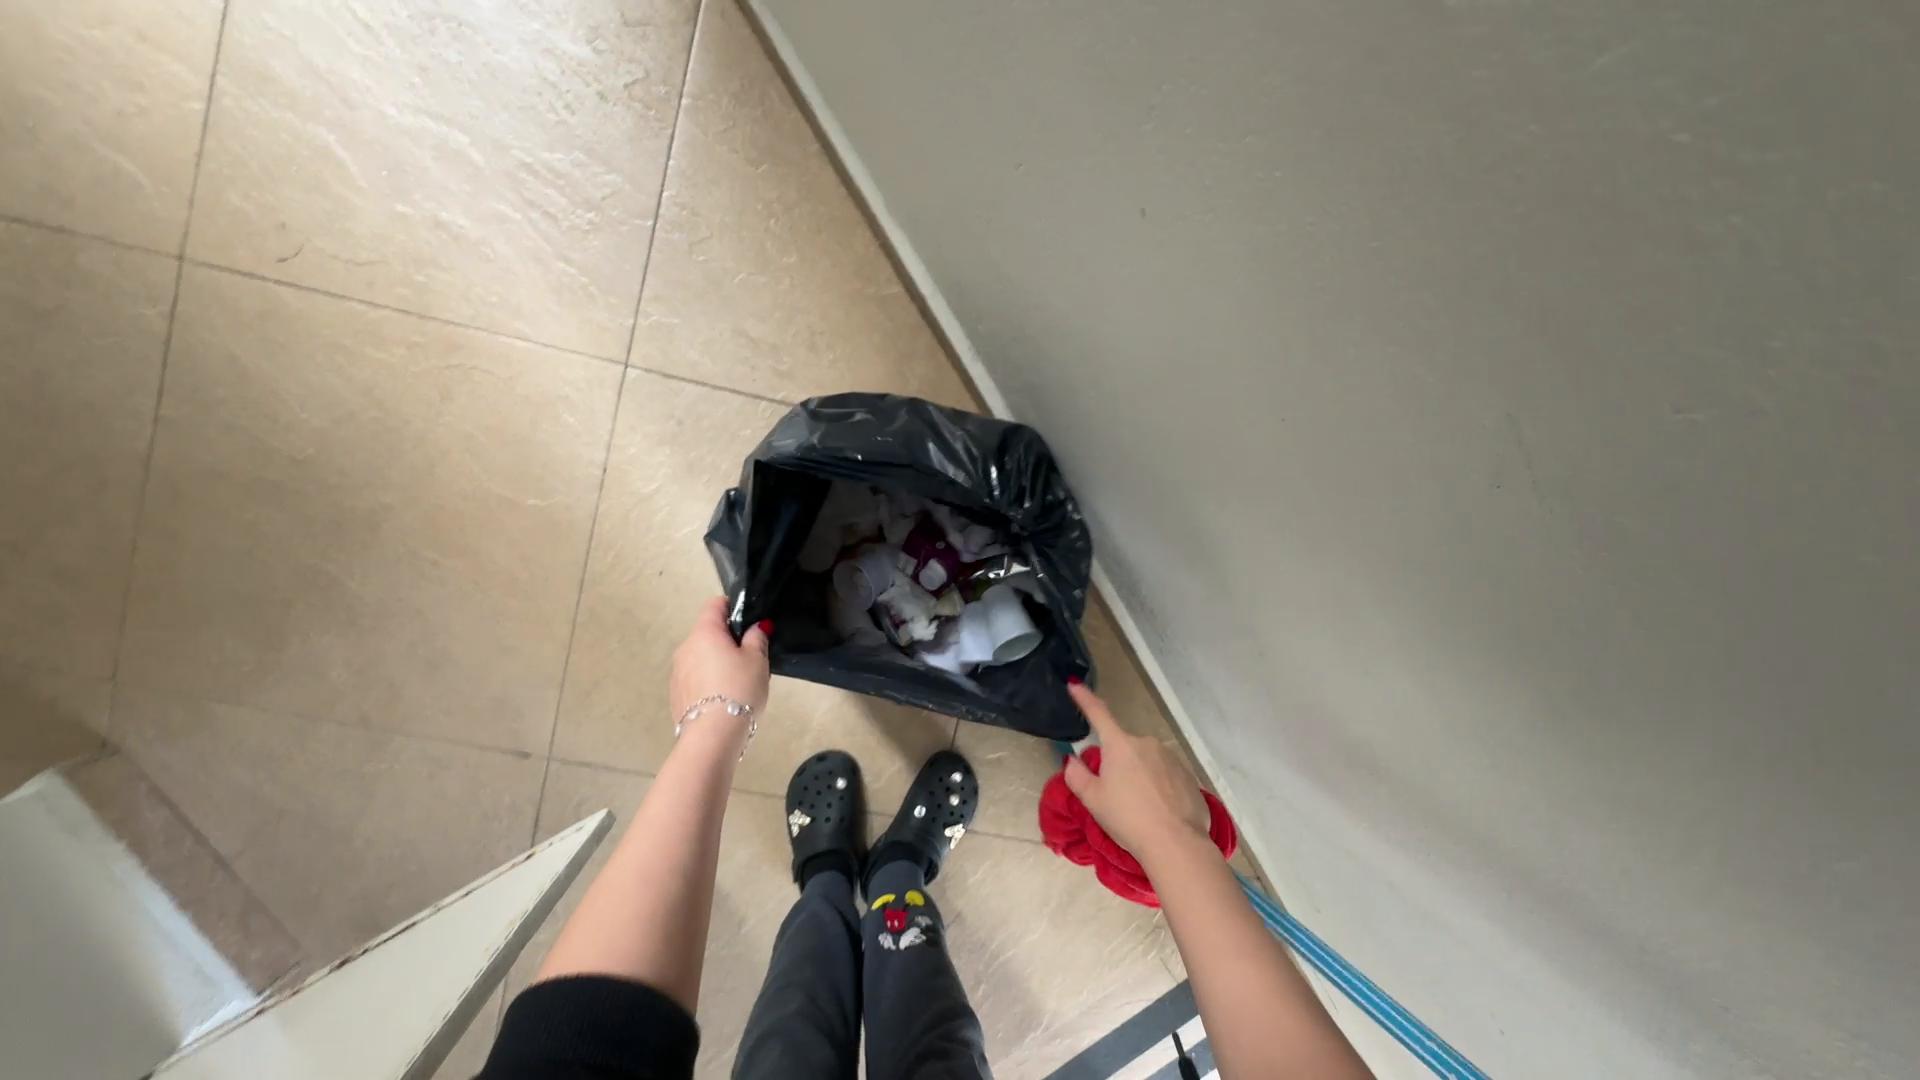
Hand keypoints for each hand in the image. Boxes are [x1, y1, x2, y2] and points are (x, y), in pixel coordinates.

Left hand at [669, 597, 771, 724]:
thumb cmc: (738, 689)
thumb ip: (756, 638)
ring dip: (716, 662)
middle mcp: (685, 647)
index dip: (732, 607)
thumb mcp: (757, 661)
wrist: (712, 735)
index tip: (749, 622)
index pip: (714, 604)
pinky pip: (695, 678)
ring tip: (737, 682)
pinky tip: (723, 699)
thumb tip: (755, 628)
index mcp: (704, 633)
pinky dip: (708, 681)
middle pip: (707, 632)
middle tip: (750, 657)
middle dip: (727, 640)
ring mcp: (677, 672)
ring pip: (700, 657)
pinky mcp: (676, 694)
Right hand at [1064, 680, 1211, 860]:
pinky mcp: (1188, 775)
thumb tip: (1074, 761)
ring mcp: (1171, 757)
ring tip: (1141, 809)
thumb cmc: (1128, 819)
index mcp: (1120, 745)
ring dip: (1140, 777)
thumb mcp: (1093, 800)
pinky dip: (1160, 788)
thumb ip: (1077, 776)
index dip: (1084, 699)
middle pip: (1124, 748)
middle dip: (1117, 764)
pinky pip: (1166, 776)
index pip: (1098, 714)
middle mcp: (1146, 743)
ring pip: (1147, 762)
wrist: (1176, 843)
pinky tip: (1159, 812)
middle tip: (1115, 795)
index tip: (1074, 684)